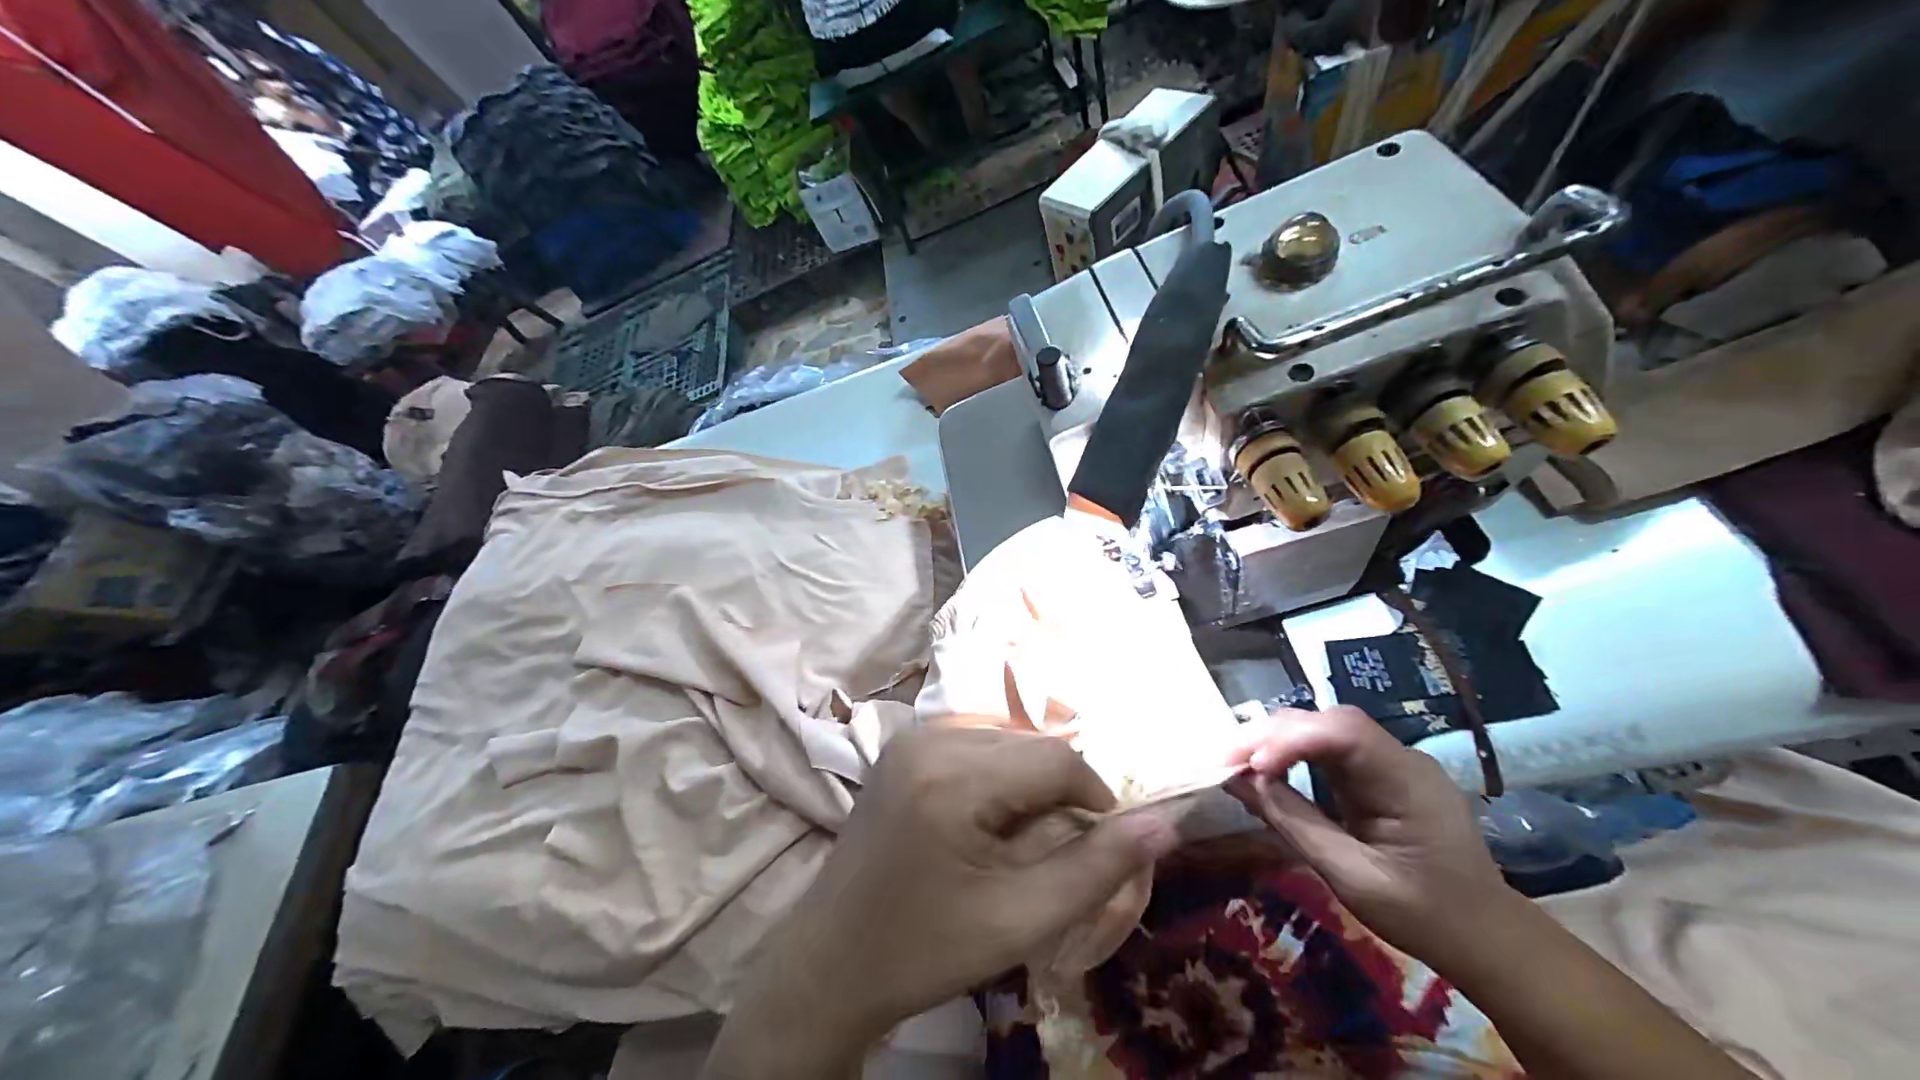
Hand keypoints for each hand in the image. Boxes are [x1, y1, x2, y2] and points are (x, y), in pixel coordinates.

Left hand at [707, 726, 1178, 1076]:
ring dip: (1031, 785)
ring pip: (1006, 743)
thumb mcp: (1019, 920)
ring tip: (1023, 844)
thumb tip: (1164, 826)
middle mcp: (929, 737)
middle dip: (1061, 794)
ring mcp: (910, 738)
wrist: (832, 961)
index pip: (1057, 759)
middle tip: (1060, 853)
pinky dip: (999, 778)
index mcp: (952, 775)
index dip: (1096, 799)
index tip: (1104, 848)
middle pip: (1031, 747)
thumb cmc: (925, 948)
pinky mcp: (902, 749)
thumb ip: (1095, 869)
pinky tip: (988, 824)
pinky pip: (975, 746)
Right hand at [1226, 707, 1509, 964]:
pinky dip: (1292, 755)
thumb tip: (1239, 781)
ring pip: (1323, 731)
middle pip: (1327, 722)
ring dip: (1276, 741)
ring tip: (1238, 763)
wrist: (1487, 939)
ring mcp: (1390, 764)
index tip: (1250, 767)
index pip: (1343, 732)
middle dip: (1272, 734)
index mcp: (1407, 781)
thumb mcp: (1352, 878)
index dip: (1290, 739)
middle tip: (1226, 761)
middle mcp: (1400, 759)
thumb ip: (1293, 822)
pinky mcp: (1378, 776)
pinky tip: (1267, 770)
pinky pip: (1329, 751)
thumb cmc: (1425, 915)